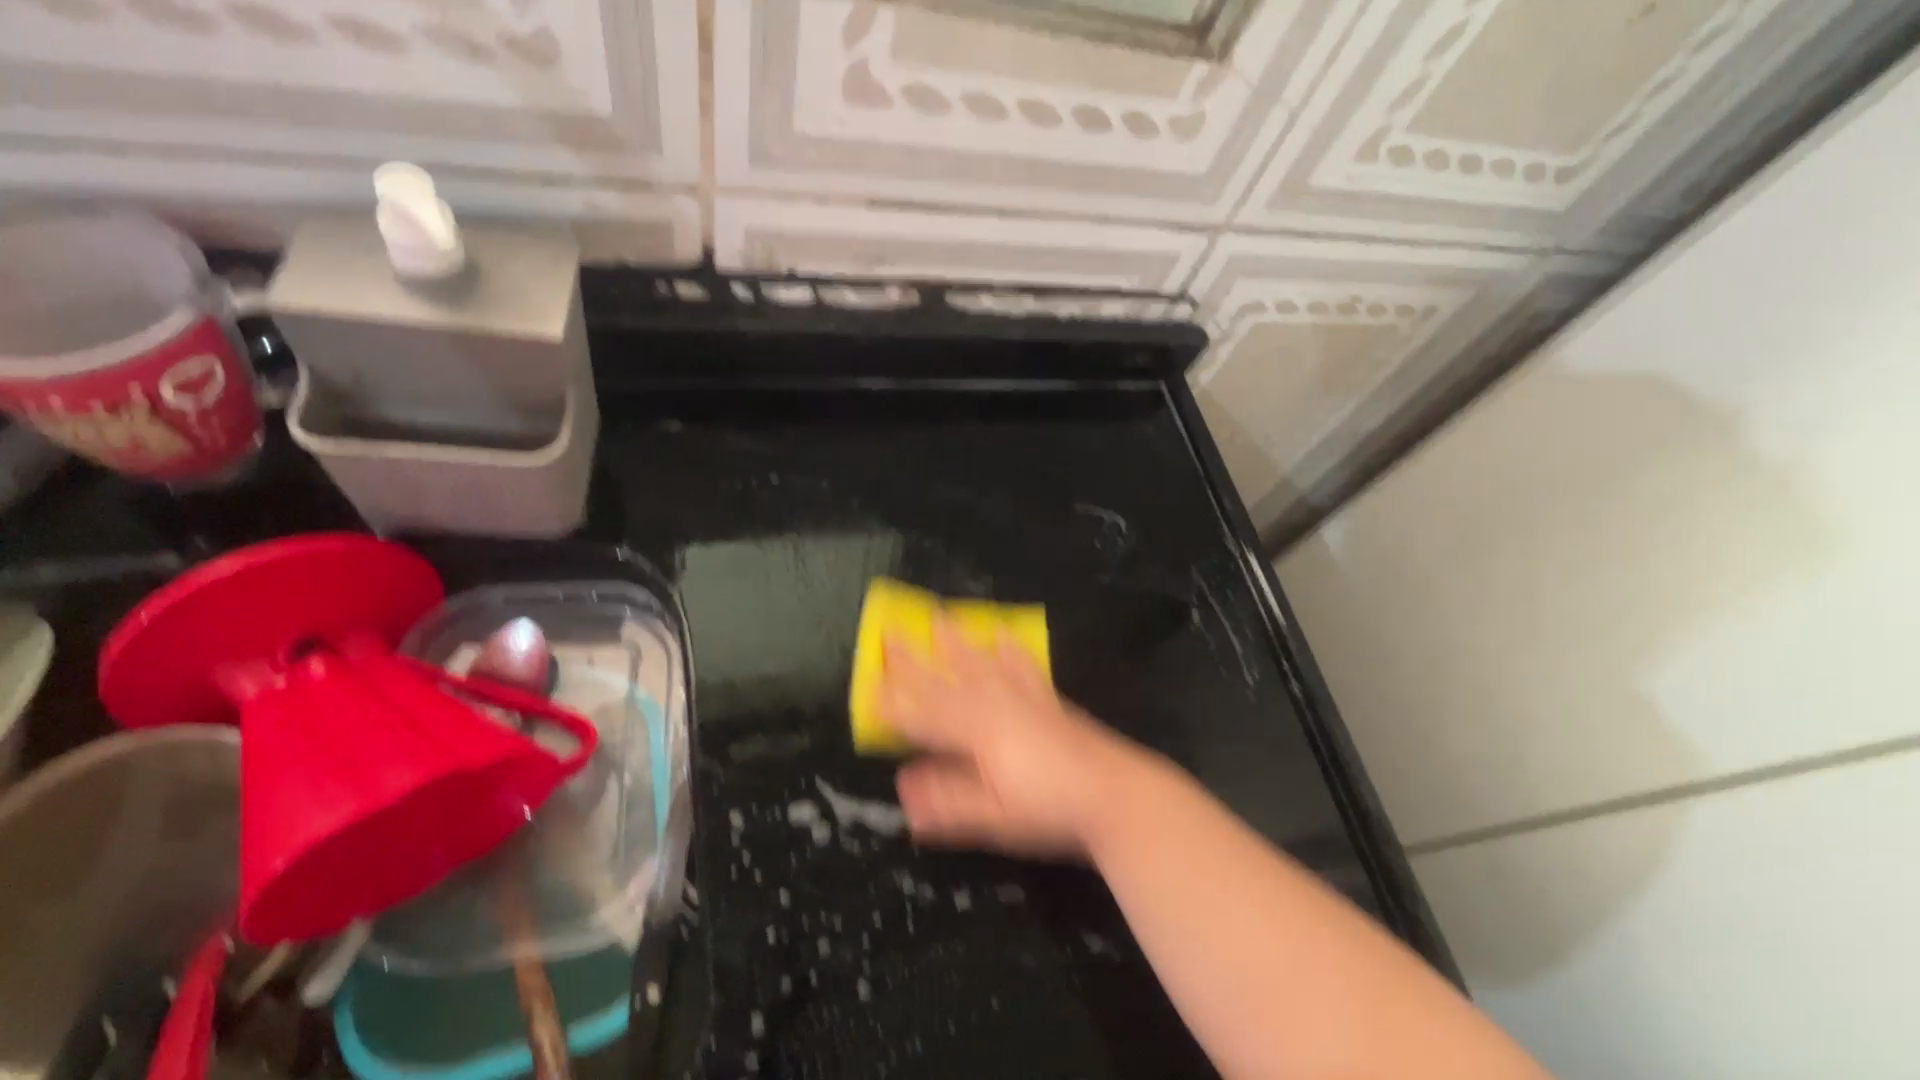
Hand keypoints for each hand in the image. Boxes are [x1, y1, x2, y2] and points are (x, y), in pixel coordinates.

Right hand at [880, 618, 1155, 857]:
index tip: (865, 688)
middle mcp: (994, 705)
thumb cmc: (1050, 810)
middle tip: (890, 629)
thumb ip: (946, 802)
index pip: (923, 714)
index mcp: (975, 731)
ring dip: (957, 641)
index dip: (892, 703)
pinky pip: (1021, 665)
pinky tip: (1004, 635)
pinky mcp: (1049, 700)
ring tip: (940, 616)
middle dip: (914, 657)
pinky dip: (1008, 649)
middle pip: (946, 677)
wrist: (1117, 796)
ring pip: (981, 662)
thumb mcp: (993, 817)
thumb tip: (904, 788)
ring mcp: (1024, 698)